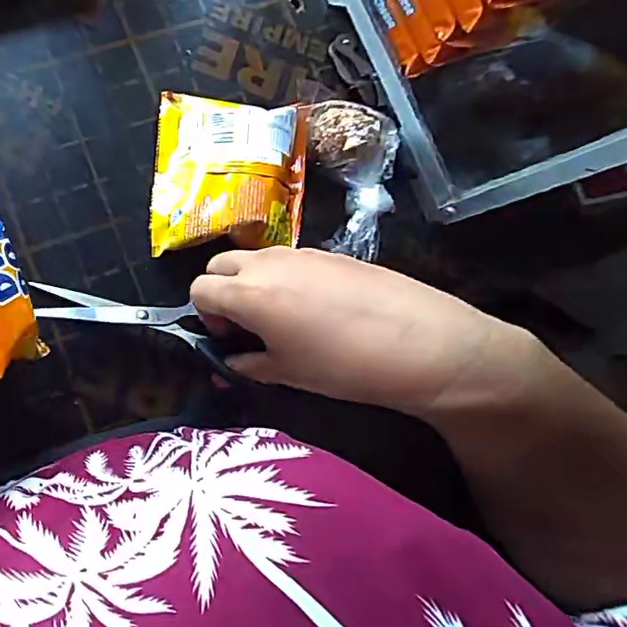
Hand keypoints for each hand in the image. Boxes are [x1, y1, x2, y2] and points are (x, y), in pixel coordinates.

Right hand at [189, 247, 543, 418]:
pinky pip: (289, 260)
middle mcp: (267, 264)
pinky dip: (283, 277)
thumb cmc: (345, 366)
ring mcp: (301, 254)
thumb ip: (248, 365)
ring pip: (255, 258)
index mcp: (248, 293)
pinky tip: (316, 307)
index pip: (199, 289)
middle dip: (221, 290)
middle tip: (245, 322)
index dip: (206, 315)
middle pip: (220, 265)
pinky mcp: (330, 253)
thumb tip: (230, 363)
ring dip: (251, 281)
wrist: (427, 345)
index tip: (229, 338)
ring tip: (280, 316)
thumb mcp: (288, 373)